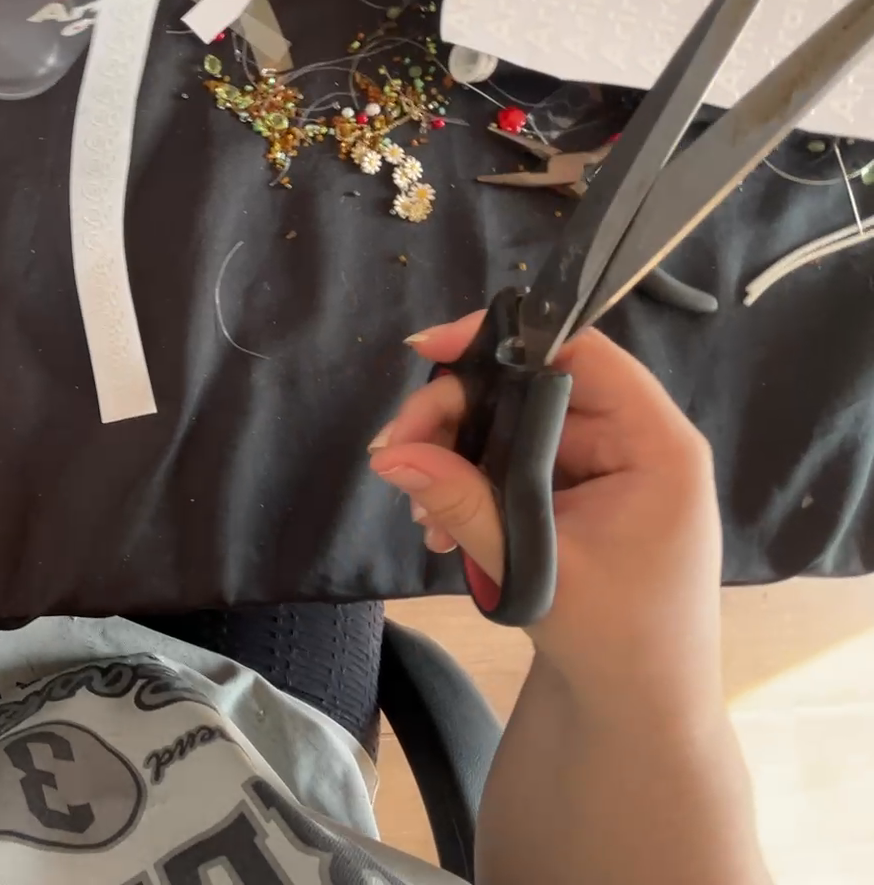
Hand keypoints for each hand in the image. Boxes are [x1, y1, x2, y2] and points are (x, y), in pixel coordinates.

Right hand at [367, 312, 724, 711]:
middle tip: (392, 454)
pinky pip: (494, 456)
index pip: (580, 356)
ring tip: (414, 505)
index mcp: (650, 447)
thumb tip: (387, 454)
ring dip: (441, 452)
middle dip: (445, 414)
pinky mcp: (559, 485)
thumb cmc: (612, 634)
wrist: (630, 697)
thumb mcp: (532, 567)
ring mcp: (589, 463)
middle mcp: (622, 441)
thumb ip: (461, 504)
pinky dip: (453, 478)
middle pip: (518, 388)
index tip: (425, 350)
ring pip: (496, 422)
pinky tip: (432, 519)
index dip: (504, 339)